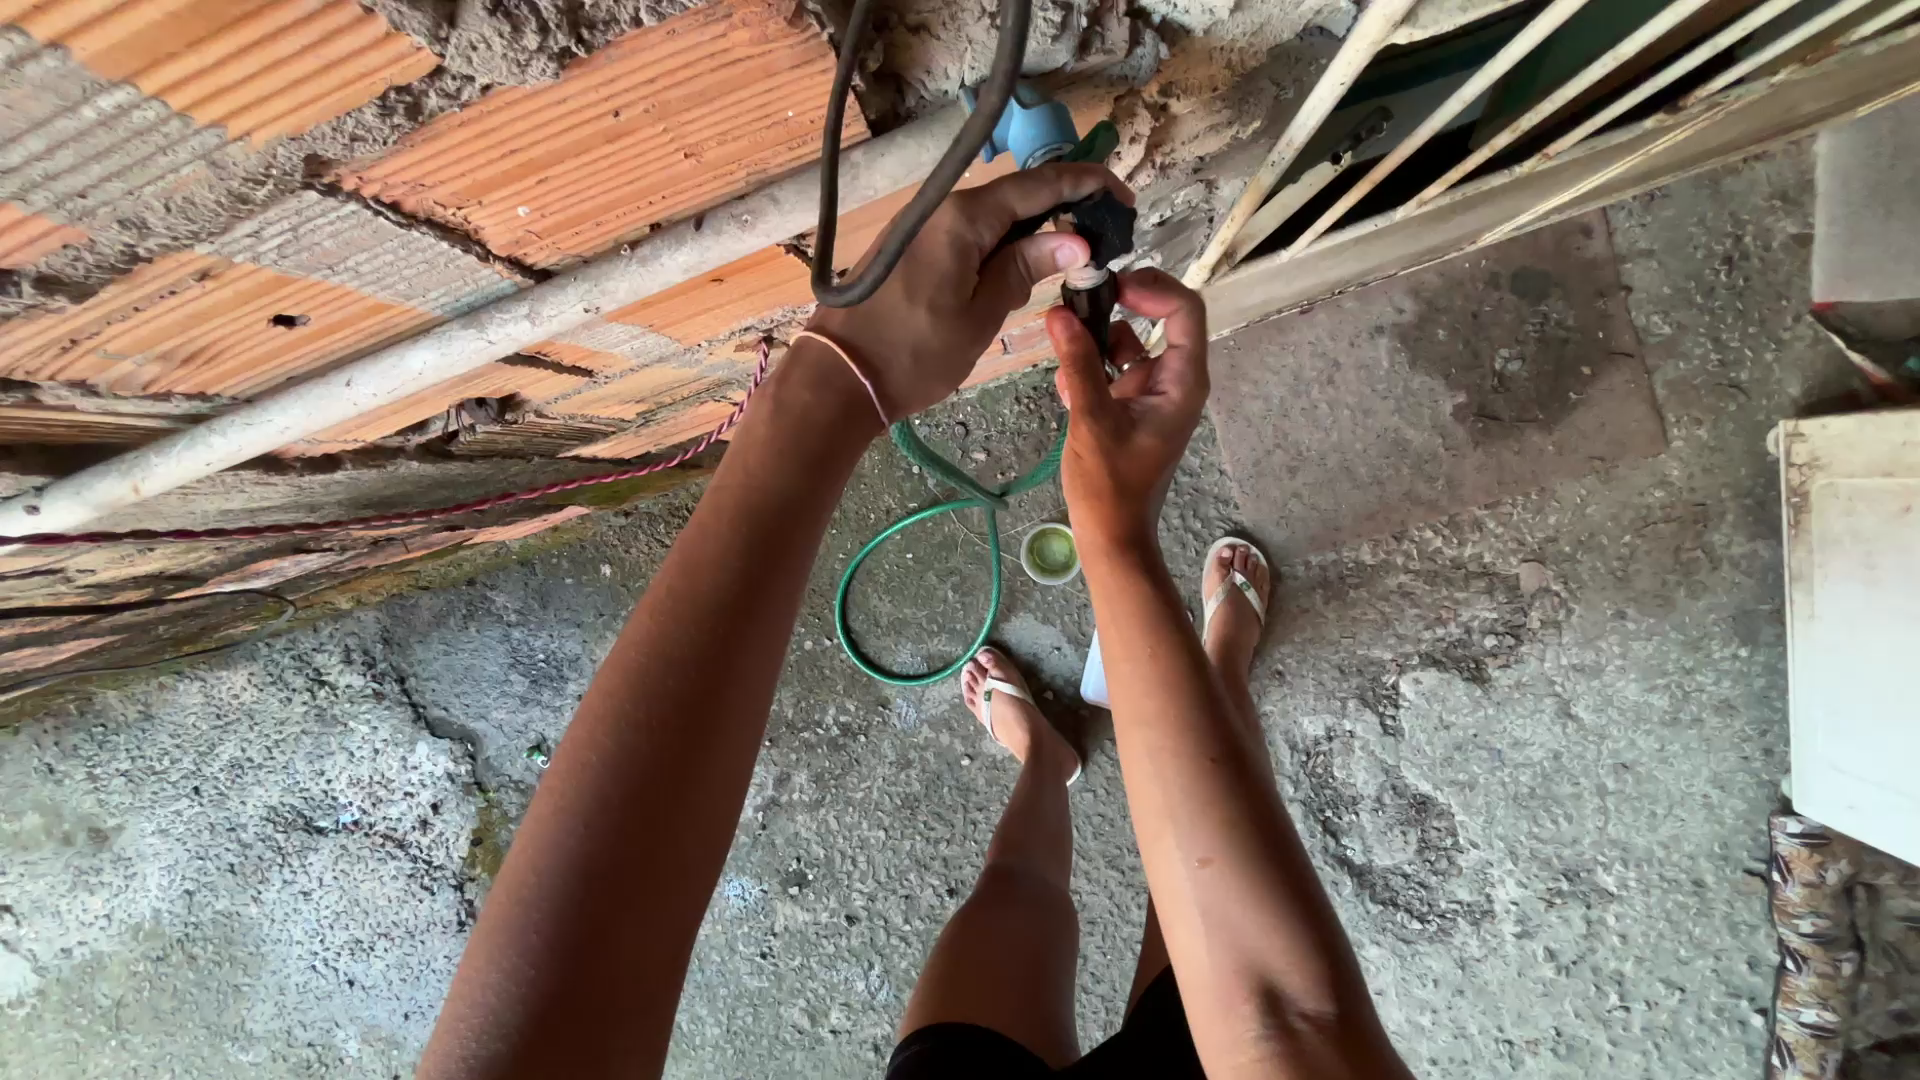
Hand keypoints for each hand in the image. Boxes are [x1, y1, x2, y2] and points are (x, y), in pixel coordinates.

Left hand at [806, 163, 1132, 418]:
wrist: (840, 378)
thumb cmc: (913, 354)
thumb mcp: (979, 316)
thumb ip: (1024, 270)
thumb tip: (1074, 238)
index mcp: (963, 216)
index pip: (1039, 185)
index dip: (1086, 187)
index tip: (1124, 198)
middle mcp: (941, 208)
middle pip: (1015, 197)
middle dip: (1063, 212)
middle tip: (1102, 239)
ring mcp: (921, 227)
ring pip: (991, 219)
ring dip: (1031, 234)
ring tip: (1069, 259)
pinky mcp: (910, 250)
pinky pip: (967, 237)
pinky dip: (999, 248)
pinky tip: (1018, 272)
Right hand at [1050, 268, 1208, 554]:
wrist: (1111, 534)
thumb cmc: (1109, 485)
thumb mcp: (1091, 420)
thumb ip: (1078, 364)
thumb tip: (1058, 313)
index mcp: (1182, 382)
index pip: (1184, 310)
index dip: (1152, 287)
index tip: (1110, 285)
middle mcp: (1173, 381)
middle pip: (1157, 319)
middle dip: (1116, 308)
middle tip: (1076, 303)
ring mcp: (1151, 394)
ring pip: (1129, 343)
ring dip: (1096, 340)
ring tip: (1063, 346)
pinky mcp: (1130, 407)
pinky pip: (1114, 370)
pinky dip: (1091, 368)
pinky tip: (1064, 384)